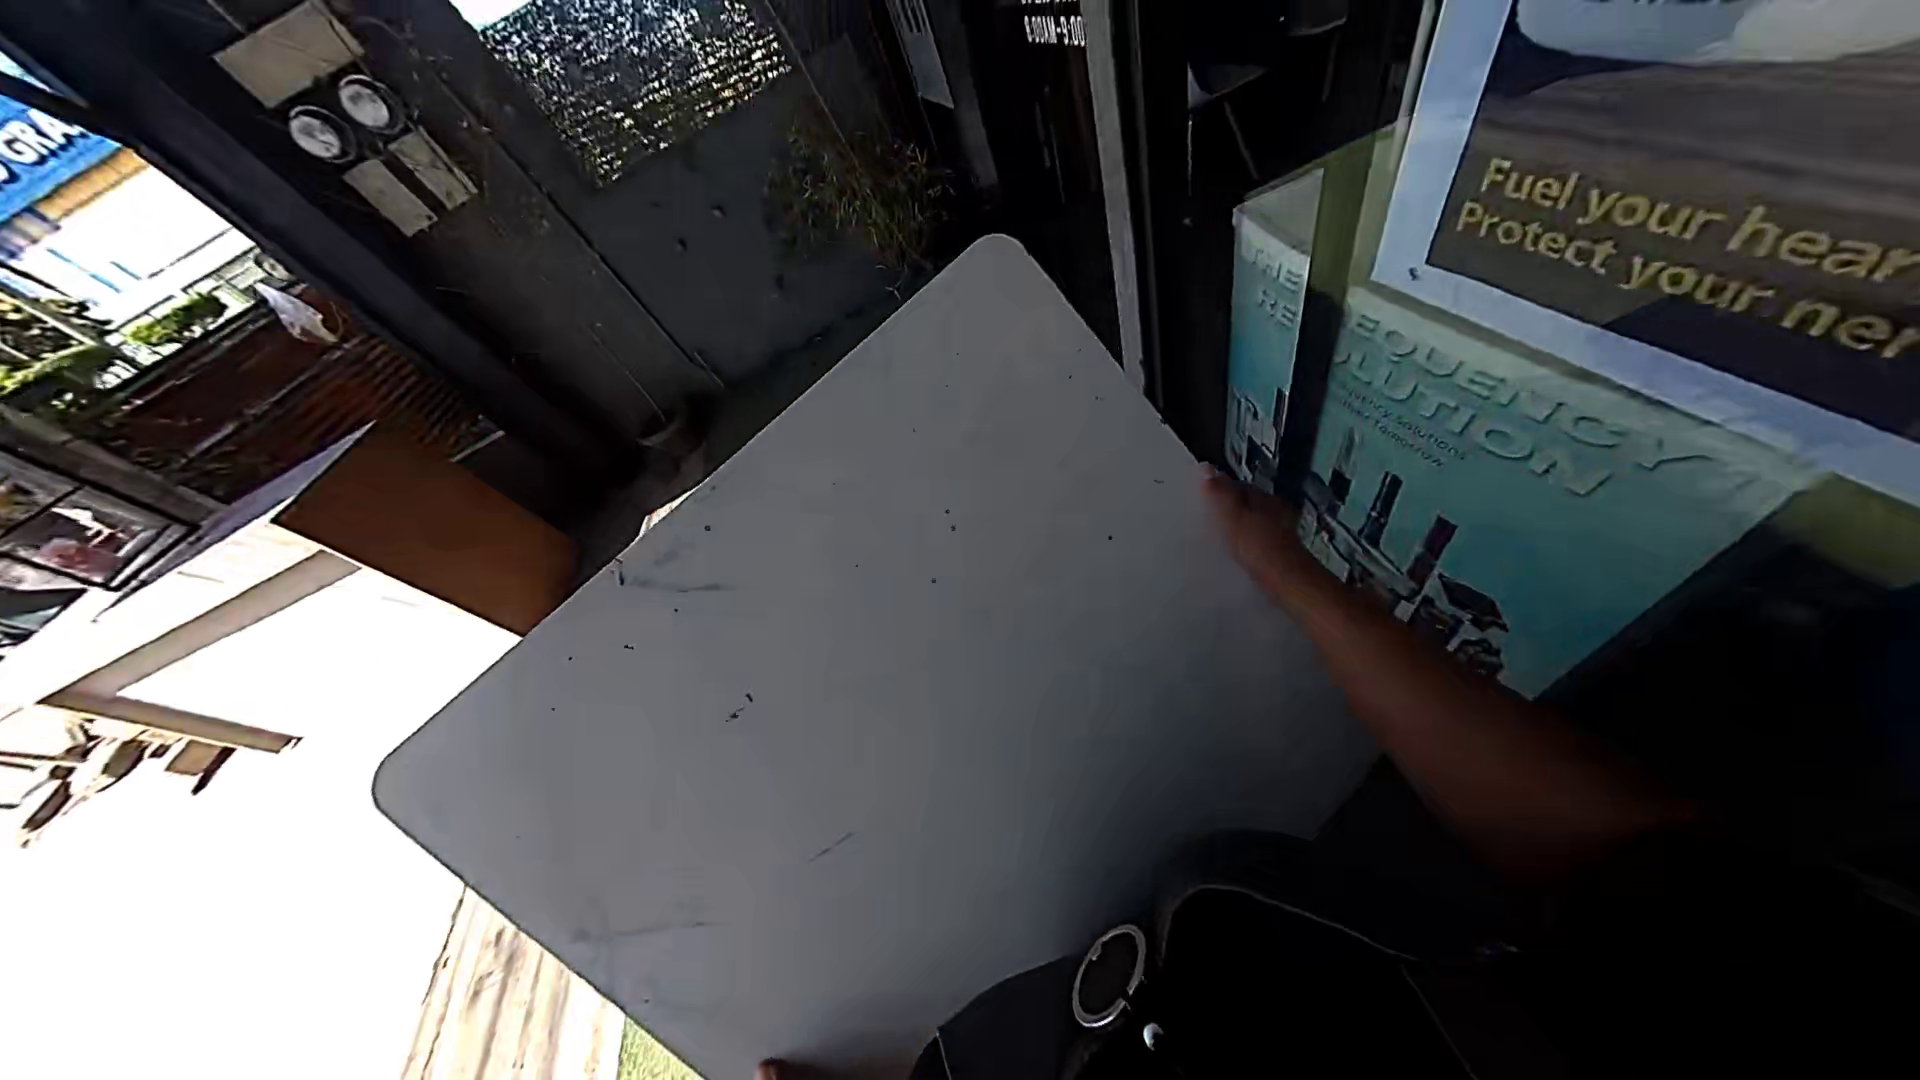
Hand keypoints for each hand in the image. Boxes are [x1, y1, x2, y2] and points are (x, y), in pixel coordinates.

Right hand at [1199, 466, 1322, 612]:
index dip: (1218, 488)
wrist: (1289, 583)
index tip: (1198, 498)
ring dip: (1235, 525)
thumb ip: (1220, 495)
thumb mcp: (1233, 518)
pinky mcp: (1279, 551)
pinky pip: (1256, 539)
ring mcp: (1280, 531)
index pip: (1238, 485)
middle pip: (1246, 502)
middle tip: (1203, 516)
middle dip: (1227, 507)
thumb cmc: (1259, 548)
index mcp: (1263, 498)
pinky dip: (1243, 541)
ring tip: (1214, 535)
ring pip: (1252, 520)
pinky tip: (1233, 552)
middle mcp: (1275, 510)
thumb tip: (1206, 468)